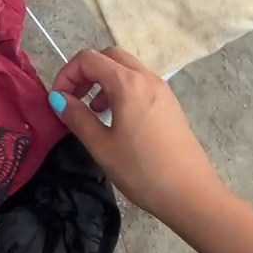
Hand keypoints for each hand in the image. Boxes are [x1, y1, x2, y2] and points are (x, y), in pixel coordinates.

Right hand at [50, 47, 221, 220]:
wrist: (193, 197)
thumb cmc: (143, 171)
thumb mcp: (102, 147)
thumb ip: (77, 117)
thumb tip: (58, 99)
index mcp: (128, 83)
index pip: (89, 59)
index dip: (67, 74)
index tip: (58, 99)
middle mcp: (146, 78)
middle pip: (109, 56)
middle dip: (86, 71)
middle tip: (74, 98)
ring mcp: (162, 90)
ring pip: (126, 68)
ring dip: (104, 79)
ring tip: (94, 109)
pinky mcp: (170, 104)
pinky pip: (140, 82)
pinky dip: (122, 89)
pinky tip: (118, 119)